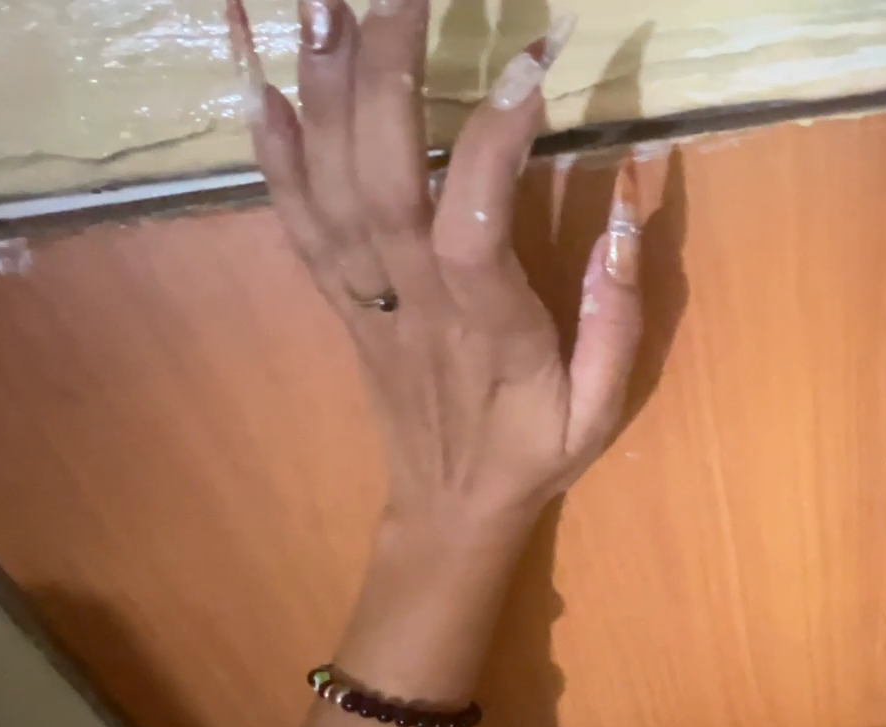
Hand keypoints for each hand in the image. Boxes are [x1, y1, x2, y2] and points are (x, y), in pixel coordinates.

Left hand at [227, 0, 643, 536]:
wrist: (451, 507)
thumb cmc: (534, 455)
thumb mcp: (603, 408)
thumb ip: (616, 321)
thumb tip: (623, 219)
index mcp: (491, 330)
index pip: (476, 219)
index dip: (496, 134)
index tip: (534, 60)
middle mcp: (416, 304)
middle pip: (382, 176)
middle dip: (387, 69)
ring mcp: (368, 301)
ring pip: (330, 186)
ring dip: (324, 86)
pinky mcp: (343, 304)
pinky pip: (294, 225)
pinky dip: (271, 156)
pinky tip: (262, 86)